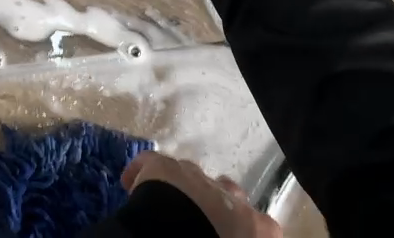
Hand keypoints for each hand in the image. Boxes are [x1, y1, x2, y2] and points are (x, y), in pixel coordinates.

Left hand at [121, 151, 283, 236]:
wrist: (185, 237)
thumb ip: (243, 235)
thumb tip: (227, 233)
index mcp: (255, 226)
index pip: (264, 227)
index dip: (249, 231)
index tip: (236, 237)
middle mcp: (229, 194)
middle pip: (230, 192)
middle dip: (218, 203)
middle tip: (204, 222)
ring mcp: (196, 176)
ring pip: (193, 174)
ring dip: (185, 187)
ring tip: (170, 204)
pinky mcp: (163, 165)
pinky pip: (150, 163)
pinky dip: (141, 172)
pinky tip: (129, 183)